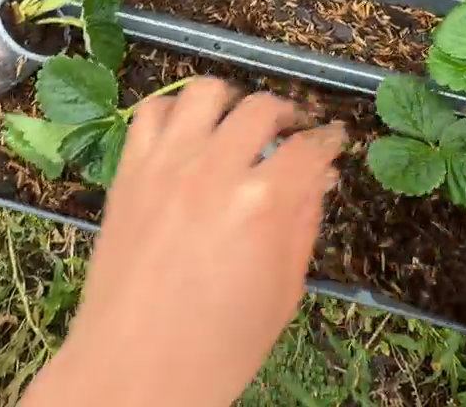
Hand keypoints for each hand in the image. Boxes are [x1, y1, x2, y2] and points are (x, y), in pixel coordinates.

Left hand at [22, 78, 346, 406]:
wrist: (132, 373)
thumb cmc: (218, 348)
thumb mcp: (282, 293)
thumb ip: (304, 223)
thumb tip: (320, 177)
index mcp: (262, 204)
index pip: (309, 149)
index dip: (330, 141)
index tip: (334, 140)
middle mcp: (215, 169)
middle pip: (261, 108)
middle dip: (287, 115)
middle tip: (291, 133)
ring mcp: (167, 163)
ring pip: (205, 92)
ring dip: (231, 101)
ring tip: (237, 124)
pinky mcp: (131, 169)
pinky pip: (152, 112)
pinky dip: (176, 112)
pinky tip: (188, 134)